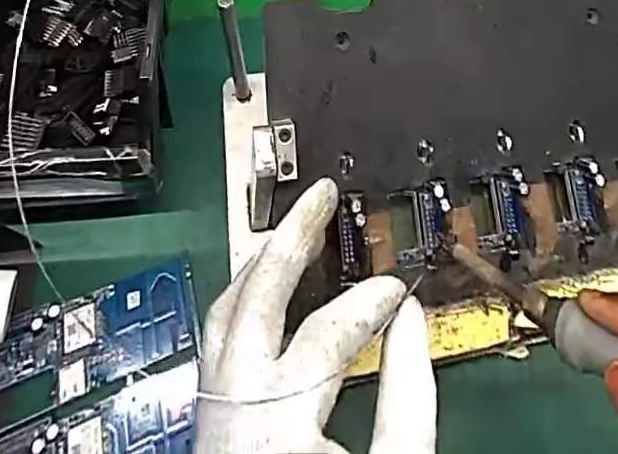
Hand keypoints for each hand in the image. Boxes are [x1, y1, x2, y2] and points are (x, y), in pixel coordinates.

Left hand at [198, 179, 434, 453]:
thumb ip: (407, 404)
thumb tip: (410, 321)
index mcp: (273, 421)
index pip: (322, 336)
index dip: (367, 302)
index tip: (398, 288)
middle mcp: (231, 406)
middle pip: (253, 298)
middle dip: (291, 236)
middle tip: (322, 196)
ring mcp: (211, 412)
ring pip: (225, 311)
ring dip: (264, 262)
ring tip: (299, 231)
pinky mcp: (207, 421)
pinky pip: (220, 335)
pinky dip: (249, 297)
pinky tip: (275, 289)